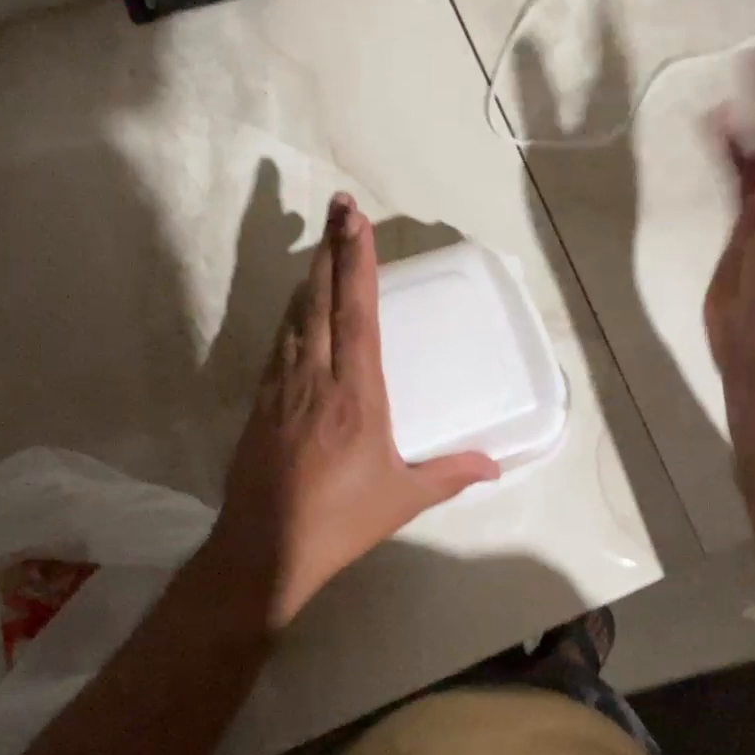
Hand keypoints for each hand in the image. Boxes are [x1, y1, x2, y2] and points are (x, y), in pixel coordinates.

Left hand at [211, 194, 500, 626]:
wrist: (265, 548)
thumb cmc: (341, 521)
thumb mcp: (404, 499)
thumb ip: (449, 475)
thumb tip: (494, 467)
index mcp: (355, 395)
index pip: (358, 314)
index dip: (357, 262)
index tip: (356, 220)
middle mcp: (315, 378)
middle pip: (320, 299)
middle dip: (330, 248)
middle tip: (336, 206)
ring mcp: (280, 388)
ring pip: (294, 316)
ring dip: (309, 276)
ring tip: (321, 246)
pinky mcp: (259, 404)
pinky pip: (277, 345)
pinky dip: (291, 316)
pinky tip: (296, 310)